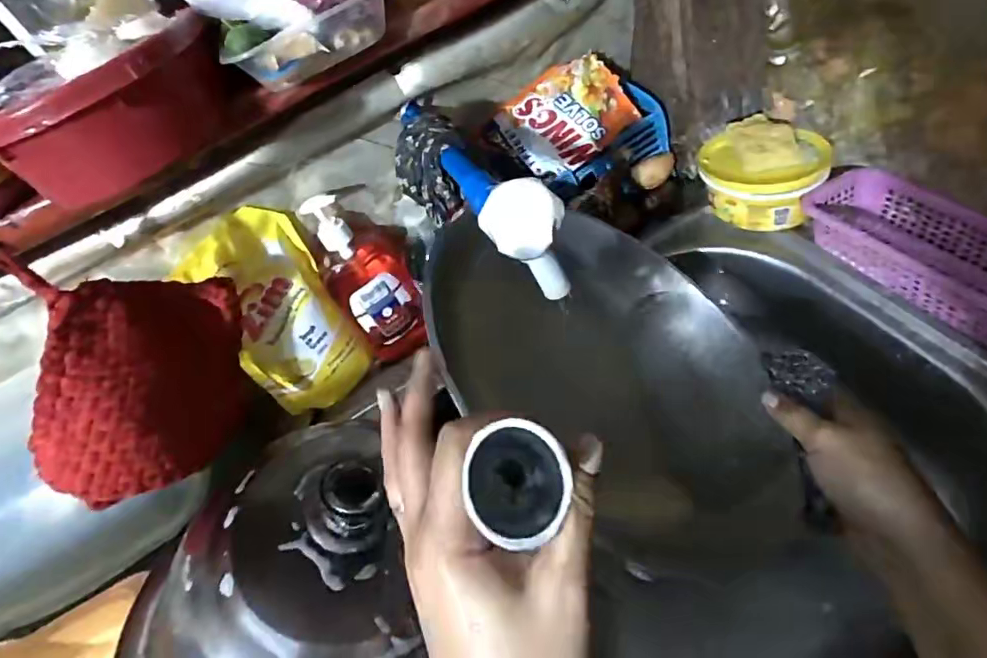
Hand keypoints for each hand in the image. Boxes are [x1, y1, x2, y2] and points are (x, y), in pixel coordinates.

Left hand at [379, 353, 600, 657]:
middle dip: (417, 402)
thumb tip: (589, 446)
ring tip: (399, 389)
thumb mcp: (561, 584)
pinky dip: (400, 460)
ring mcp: (413, 551)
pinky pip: (404, 497)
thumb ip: (574, 509)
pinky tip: (405, 446)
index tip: (527, 423)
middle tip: (425, 358)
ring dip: (399, 428)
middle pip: (409, 454)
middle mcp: (417, 538)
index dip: (486, 422)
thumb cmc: (531, 654)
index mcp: (445, 538)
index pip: (452, 450)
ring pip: (397, 475)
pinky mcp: (423, 560)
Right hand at [761, 389, 954, 557]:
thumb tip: (766, 393)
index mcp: (857, 417)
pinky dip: (799, 487)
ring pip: (815, 457)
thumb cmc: (863, 476)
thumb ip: (794, 416)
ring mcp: (853, 473)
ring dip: (792, 455)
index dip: (794, 384)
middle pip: (817, 424)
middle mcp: (856, 441)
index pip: (822, 390)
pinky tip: (773, 481)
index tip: (761, 379)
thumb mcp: (823, 438)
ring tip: (754, 445)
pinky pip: (817, 488)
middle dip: (788, 421)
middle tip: (750, 413)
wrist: (900, 540)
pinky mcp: (847, 503)